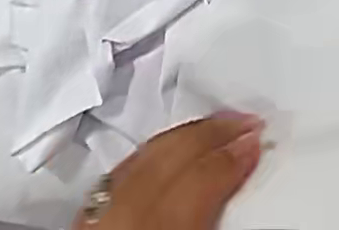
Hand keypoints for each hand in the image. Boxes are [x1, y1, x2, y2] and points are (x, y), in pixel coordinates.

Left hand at [81, 113, 263, 229]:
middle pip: (169, 153)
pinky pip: (122, 167)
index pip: (197, 178)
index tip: (256, 138)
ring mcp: (93, 211)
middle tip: (246, 119)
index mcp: (150, 225)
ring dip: (184, 134)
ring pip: (144, 152)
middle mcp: (118, 213)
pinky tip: (172, 145)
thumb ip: (211, 214)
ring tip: (216, 124)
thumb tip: (241, 175)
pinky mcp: (81, 214)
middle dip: (211, 131)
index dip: (230, 156)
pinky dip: (152, 150)